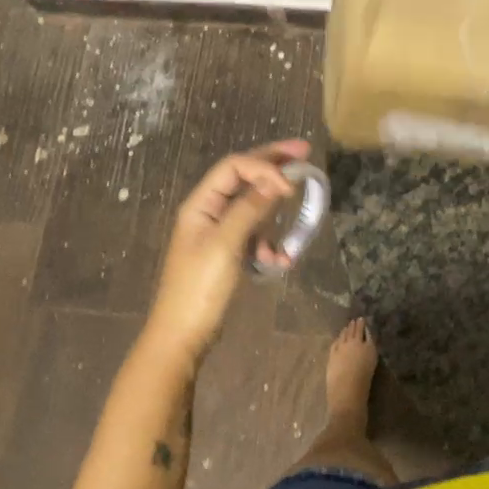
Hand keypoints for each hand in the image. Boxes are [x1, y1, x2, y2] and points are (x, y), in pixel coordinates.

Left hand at [145, 139, 308, 362]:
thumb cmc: (199, 288)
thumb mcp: (225, 245)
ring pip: (252, 208)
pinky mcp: (227, 253)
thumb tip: (277, 180)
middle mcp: (208, 211)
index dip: (265, 166)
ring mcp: (217, 232)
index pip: (234, 166)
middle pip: (243, 178)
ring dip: (274, 214)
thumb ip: (250, 209)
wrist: (182, 335)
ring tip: (295, 222)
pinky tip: (279, 260)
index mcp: (200, 204)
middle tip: (305, 154)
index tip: (293, 181)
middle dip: (273, 167)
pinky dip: (268, 243)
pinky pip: (253, 235)